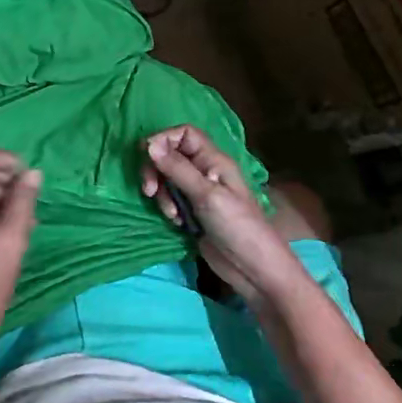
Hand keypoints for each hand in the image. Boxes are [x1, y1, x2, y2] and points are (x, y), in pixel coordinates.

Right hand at [141, 125, 305, 304]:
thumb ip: (177, 169)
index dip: (164, 139)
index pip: (184, 134)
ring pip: (168, 178)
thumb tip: (149, 144)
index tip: (148, 156)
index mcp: (214, 159)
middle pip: (171, 155)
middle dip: (156, 170)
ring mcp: (200, 192)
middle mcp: (206, 171)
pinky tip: (177, 222)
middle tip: (150, 191)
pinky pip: (172, 199)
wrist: (253, 268)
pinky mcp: (194, 211)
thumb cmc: (237, 226)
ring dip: (162, 193)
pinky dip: (169, 207)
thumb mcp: (206, 195)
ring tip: (171, 213)